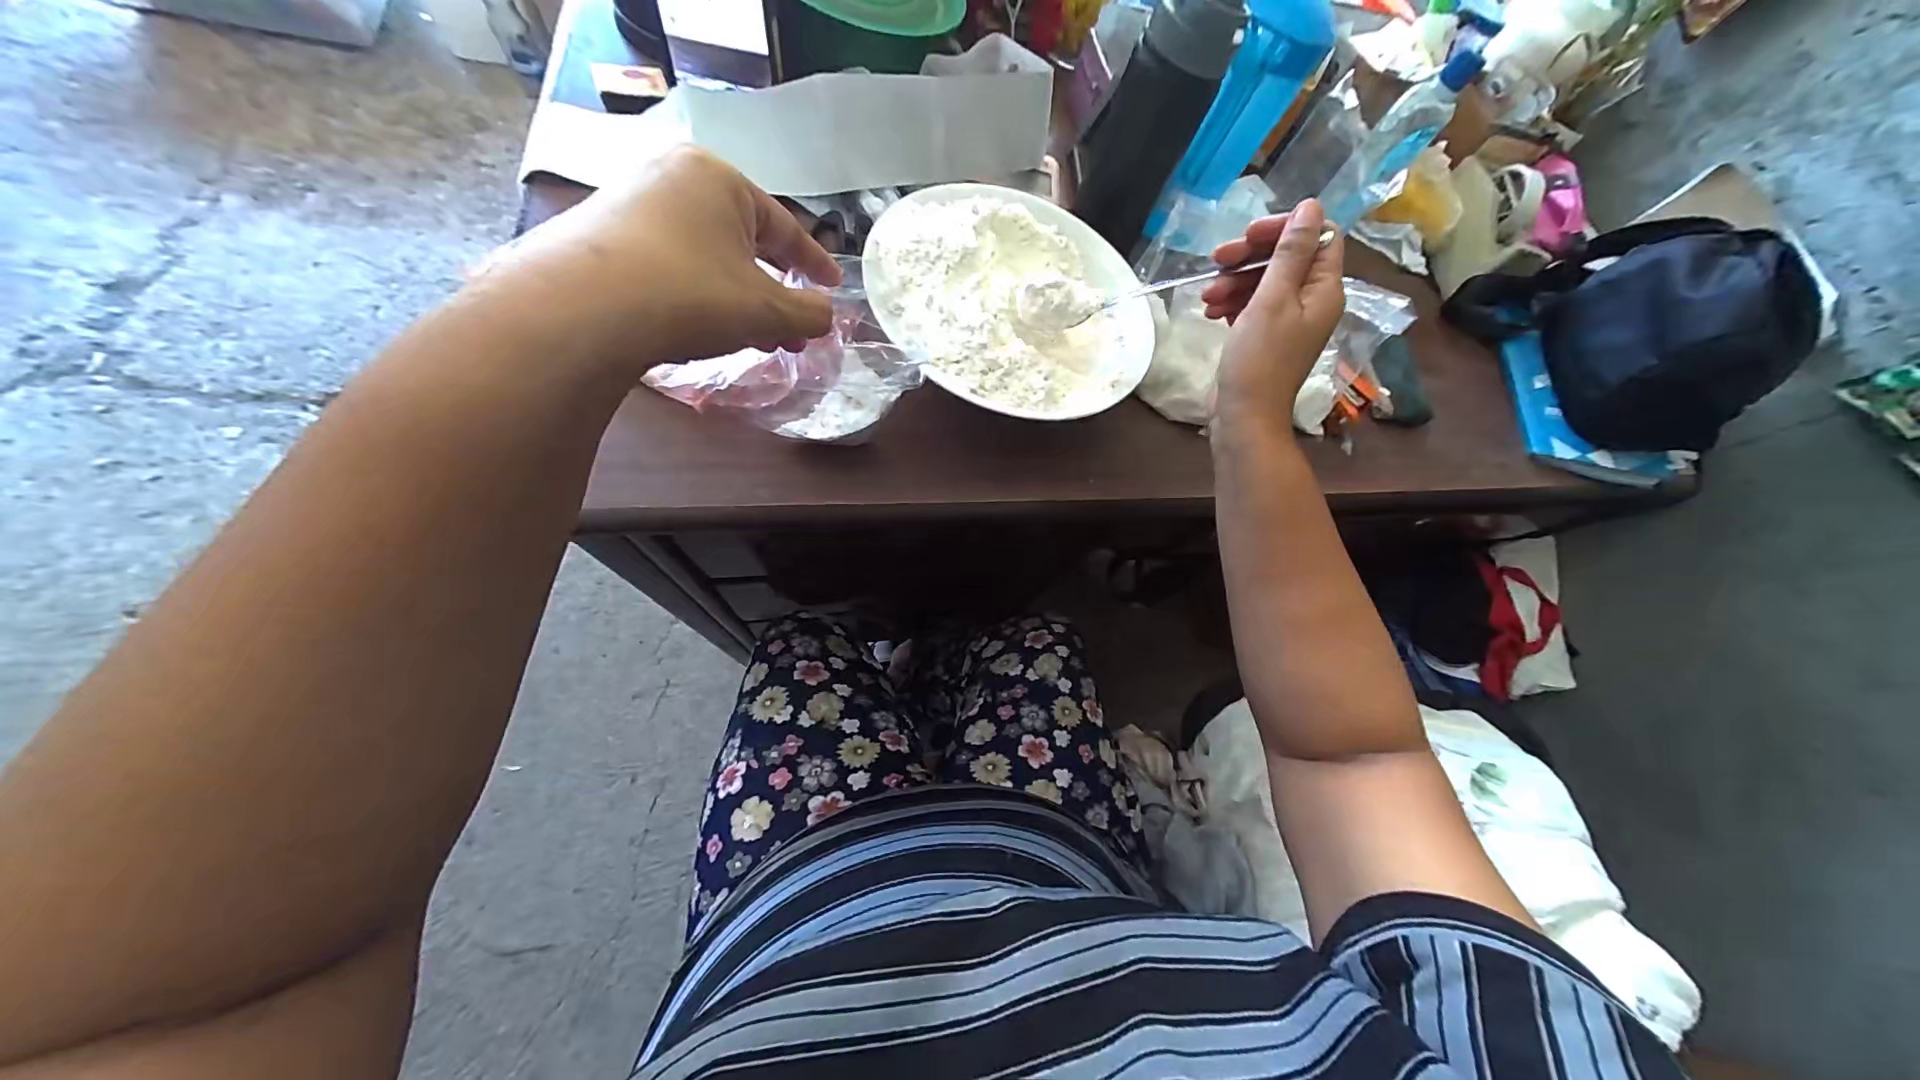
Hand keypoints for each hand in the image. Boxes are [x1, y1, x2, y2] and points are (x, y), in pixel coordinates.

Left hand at [467, 147, 841, 375]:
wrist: (581, 309)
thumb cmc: (690, 294)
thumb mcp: (765, 310)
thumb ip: (808, 313)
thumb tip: (825, 317)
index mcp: (719, 178)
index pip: (785, 226)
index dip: (815, 263)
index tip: (833, 288)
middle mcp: (673, 177)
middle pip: (744, 241)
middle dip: (775, 291)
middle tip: (794, 330)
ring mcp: (632, 204)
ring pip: (709, 256)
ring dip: (740, 299)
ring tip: (756, 339)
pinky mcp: (603, 237)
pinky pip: (673, 264)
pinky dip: (701, 295)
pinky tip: (706, 329)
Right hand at [1200, 199, 1344, 431]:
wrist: (1244, 416)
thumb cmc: (1259, 359)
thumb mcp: (1272, 300)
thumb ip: (1290, 252)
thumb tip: (1311, 206)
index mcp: (1324, 290)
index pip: (1318, 237)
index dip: (1284, 229)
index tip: (1248, 236)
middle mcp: (1311, 302)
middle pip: (1285, 259)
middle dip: (1249, 257)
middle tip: (1218, 260)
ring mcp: (1287, 322)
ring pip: (1263, 282)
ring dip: (1233, 282)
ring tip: (1207, 297)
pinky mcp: (1265, 338)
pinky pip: (1251, 306)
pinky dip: (1231, 303)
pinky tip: (1210, 312)